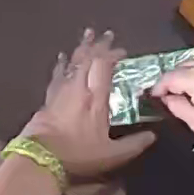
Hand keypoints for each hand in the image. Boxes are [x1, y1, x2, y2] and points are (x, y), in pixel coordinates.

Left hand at [20, 29, 156, 178]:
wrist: (40, 160)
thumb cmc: (78, 156)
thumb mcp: (112, 155)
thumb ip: (134, 144)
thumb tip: (152, 136)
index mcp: (96, 99)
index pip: (104, 66)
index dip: (112, 54)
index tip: (121, 51)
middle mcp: (78, 89)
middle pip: (87, 59)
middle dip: (98, 45)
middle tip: (106, 34)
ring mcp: (61, 92)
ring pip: (72, 62)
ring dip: (81, 48)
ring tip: (87, 35)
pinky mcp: (48, 99)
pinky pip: (57, 74)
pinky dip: (62, 63)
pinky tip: (62, 57)